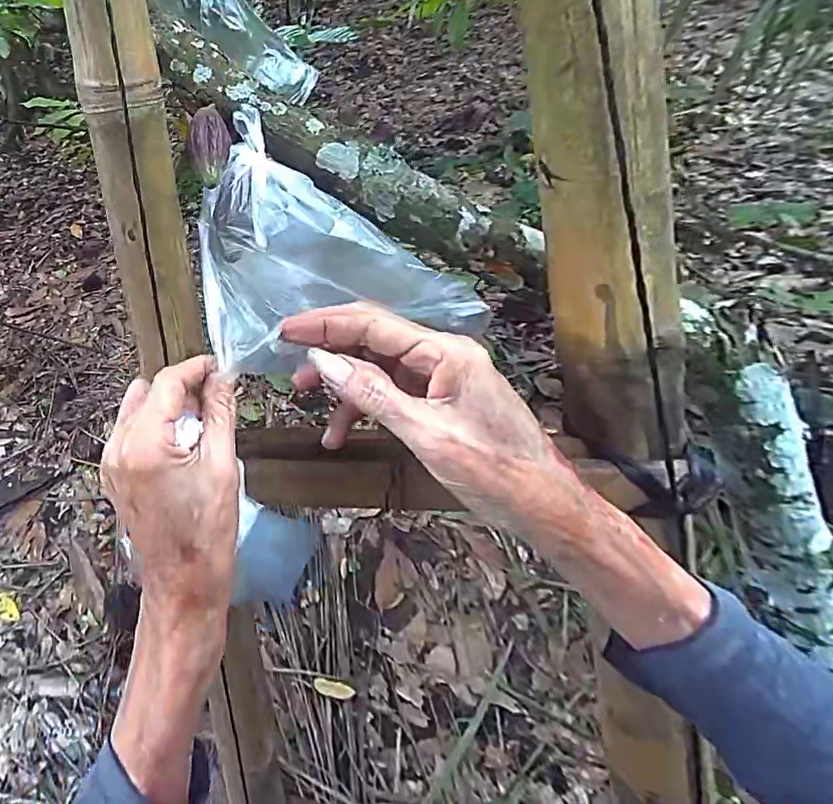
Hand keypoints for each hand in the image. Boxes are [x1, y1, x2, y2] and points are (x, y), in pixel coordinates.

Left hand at [101, 355, 237, 803]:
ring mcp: (110, 463)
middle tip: (215, 399)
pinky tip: (182, 444)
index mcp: (144, 444)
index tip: (218, 367)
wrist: (182, 587)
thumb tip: (222, 377)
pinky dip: (155, 426)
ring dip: (168, 406)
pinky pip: (131, 431)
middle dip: (182, 388)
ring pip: (138, 408)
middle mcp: (118, 448)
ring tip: (200, 424)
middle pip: (150, 392)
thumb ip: (219, 413)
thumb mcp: (222, 466)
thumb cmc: (207, 532)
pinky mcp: (113, 475)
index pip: (168, 382)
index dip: (196, 368)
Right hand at [282, 303, 709, 648]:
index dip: (325, 325)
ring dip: (343, 384)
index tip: (286, 330)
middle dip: (330, 351)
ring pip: (379, 368)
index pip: (372, 325)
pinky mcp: (440, 399)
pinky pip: (393, 392)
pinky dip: (365, 407)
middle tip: (290, 364)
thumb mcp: (426, 435)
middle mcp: (442, 355)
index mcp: (444, 353)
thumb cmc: (493, 472)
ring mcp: (442, 377)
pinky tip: (341, 432)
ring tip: (308, 402)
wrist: (546, 507)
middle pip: (373, 341)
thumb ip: (372, 394)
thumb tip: (323, 362)